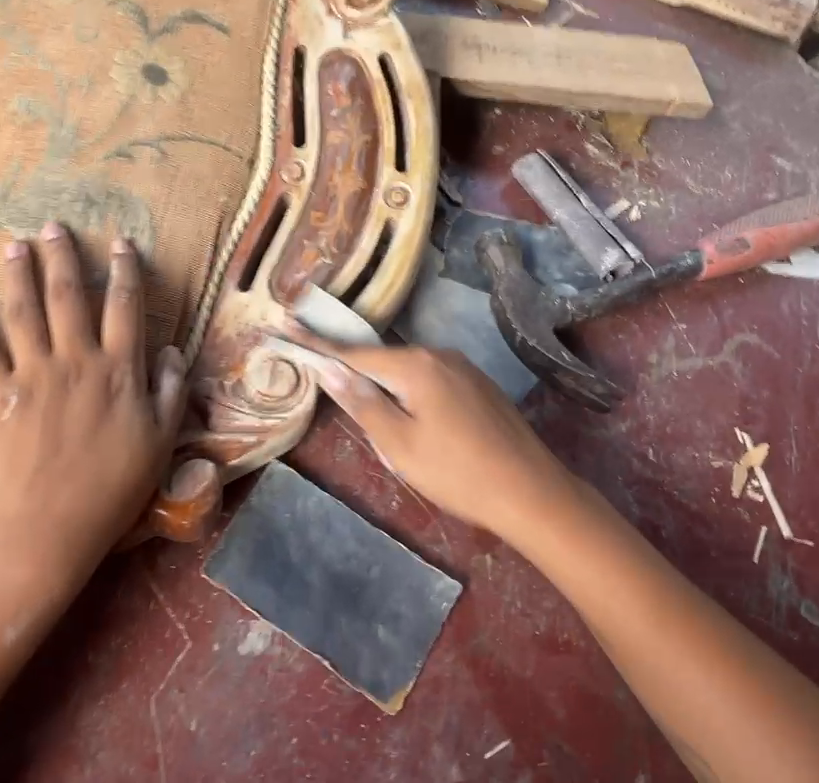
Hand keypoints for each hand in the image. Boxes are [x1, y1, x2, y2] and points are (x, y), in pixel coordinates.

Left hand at [0, 222, 186, 590]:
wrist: (47, 530)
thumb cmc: (112, 492)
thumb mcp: (160, 445)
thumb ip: (170, 394)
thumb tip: (173, 352)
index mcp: (121, 371)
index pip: (125, 307)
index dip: (125, 271)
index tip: (122, 243)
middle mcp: (77, 361)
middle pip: (68, 297)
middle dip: (62, 257)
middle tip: (52, 226)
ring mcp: (35, 376)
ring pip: (24, 312)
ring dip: (17, 275)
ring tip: (13, 245)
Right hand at [288, 334, 577, 539]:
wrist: (532, 492)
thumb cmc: (457, 472)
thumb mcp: (398, 444)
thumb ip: (362, 403)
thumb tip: (329, 369)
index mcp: (415, 365)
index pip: (354, 352)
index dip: (318, 344)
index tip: (286, 324)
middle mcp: (439, 355)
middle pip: (382, 361)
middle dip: (356, 375)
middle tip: (332, 391)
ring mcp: (464, 369)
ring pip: (408, 374)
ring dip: (387, 391)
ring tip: (381, 427)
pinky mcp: (479, 386)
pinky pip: (431, 382)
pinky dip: (412, 396)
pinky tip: (419, 426)